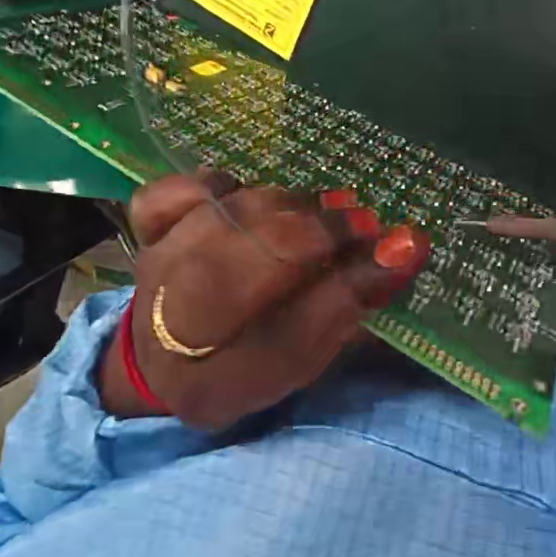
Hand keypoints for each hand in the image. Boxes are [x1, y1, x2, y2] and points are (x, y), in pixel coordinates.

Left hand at [101, 172, 430, 431]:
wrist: (162, 362)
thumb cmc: (240, 370)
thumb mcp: (298, 360)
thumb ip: (347, 303)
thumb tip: (406, 245)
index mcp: (205, 364)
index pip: (273, 307)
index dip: (334, 266)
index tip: (387, 239)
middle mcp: (171, 304)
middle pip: (248, 245)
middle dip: (316, 227)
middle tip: (360, 224)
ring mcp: (155, 254)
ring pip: (227, 209)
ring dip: (284, 205)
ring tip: (319, 213)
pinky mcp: (149, 223)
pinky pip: (186, 187)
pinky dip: (223, 186)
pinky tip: (246, 199)